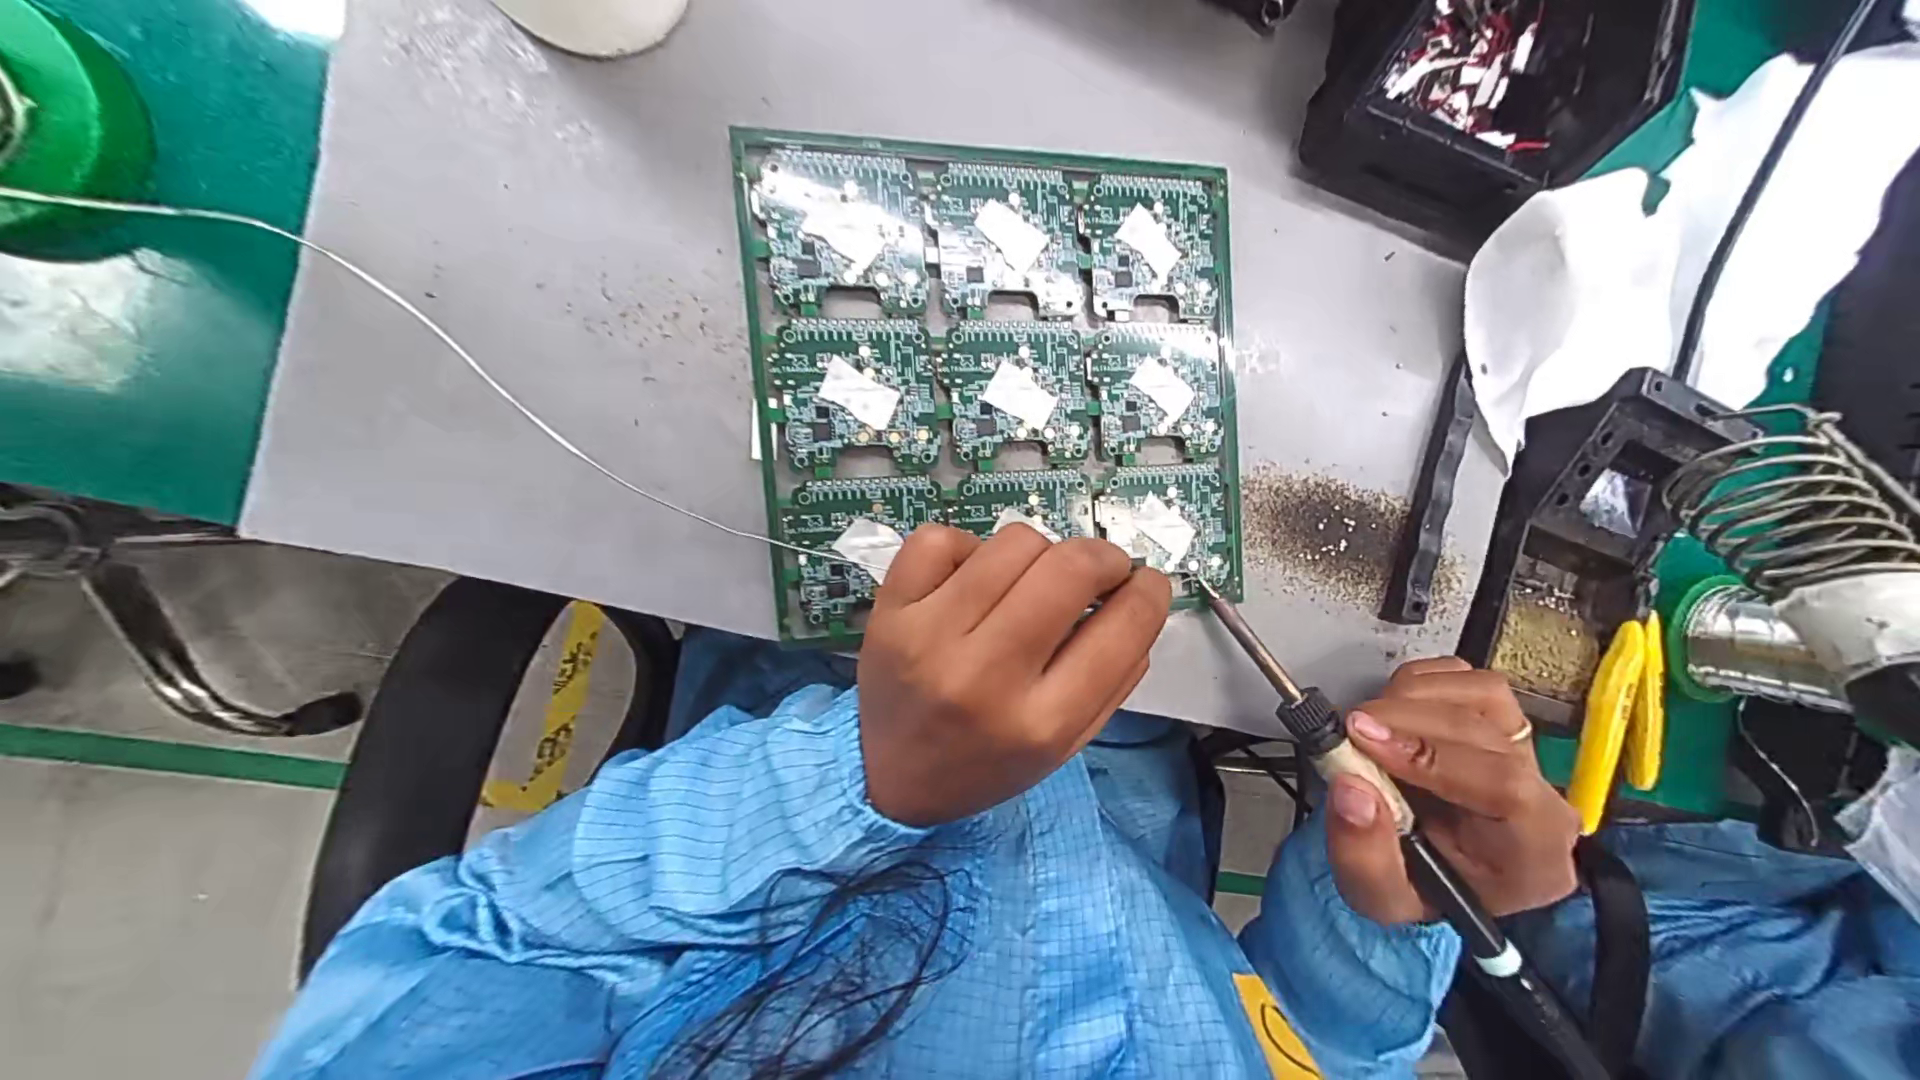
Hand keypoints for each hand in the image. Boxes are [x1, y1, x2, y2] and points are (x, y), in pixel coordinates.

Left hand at [857, 523, 1171, 826]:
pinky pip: (940, 539)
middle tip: (1098, 570)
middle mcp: (985, 676)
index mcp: (1041, 723)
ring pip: (1012, 543)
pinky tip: (972, 576)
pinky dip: (968, 546)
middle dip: (1101, 557)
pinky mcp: (890, 610)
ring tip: (1028, 580)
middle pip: (1068, 569)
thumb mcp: (1063, 746)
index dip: (1149, 592)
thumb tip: (1138, 601)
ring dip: (1038, 552)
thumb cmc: (984, 764)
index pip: (1122, 630)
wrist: (889, 779)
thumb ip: (1113, 682)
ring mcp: (930, 636)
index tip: (1146, 583)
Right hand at [1326, 657, 1580, 922]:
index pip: (1506, 789)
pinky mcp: (1493, 717)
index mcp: (1532, 855)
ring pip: (1479, 695)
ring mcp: (1520, 751)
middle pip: (1483, 733)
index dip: (1430, 756)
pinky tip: (1392, 711)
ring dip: (1410, 698)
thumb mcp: (1377, 897)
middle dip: (1402, 722)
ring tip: (1369, 726)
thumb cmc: (1411, 884)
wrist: (1418, 864)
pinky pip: (1464, 676)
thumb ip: (1362, 855)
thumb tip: (1350, 788)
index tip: (1365, 740)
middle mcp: (1540, 798)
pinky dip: (1417, 682)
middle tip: (1347, 732)